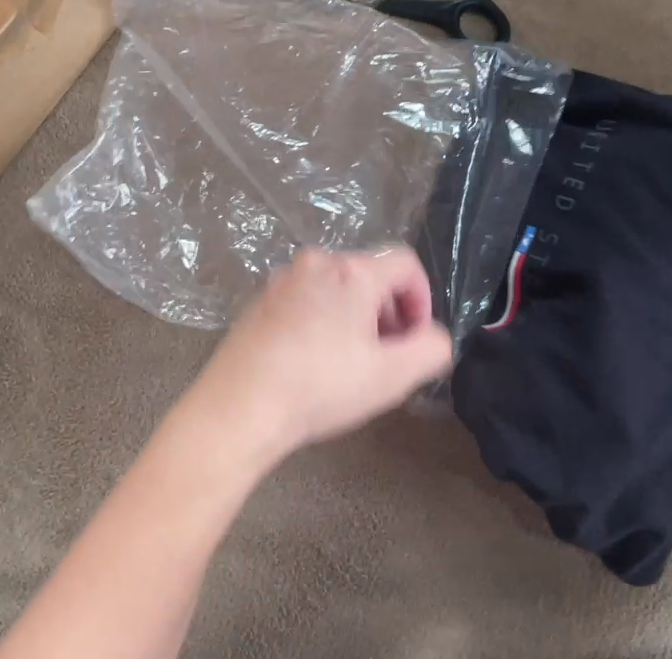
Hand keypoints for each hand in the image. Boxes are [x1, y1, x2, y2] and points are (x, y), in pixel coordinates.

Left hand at [188, 247, 453, 462]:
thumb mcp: (392, 376)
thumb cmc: (320, 388)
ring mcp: (283, 279)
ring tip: (349, 363)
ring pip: (338, 287)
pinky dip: (323, 320)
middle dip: (388, 312)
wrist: (238, 408)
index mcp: (353, 272)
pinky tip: (313, 363)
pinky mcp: (260, 300)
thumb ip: (431, 349)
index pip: (406, 263)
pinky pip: (307, 299)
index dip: (422, 299)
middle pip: (371, 274)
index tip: (414, 338)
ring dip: (355, 317)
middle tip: (386, 356)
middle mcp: (317, 262)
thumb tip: (433, 337)